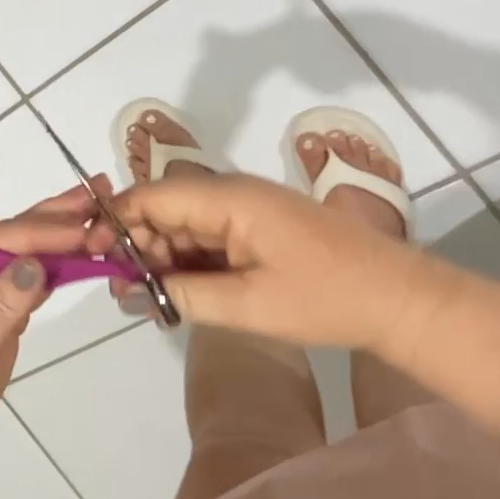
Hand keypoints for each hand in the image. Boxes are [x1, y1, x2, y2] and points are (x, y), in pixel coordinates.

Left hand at [0, 181, 114, 457]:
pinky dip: (60, 268)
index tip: (82, 225)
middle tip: (101, 194)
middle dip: (55, 219)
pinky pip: (33, 281)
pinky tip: (86, 254)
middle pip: (12, 238)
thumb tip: (34, 263)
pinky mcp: (2, 312)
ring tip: (102, 216)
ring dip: (63, 238)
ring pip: (27, 255)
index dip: (39, 231)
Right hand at [109, 172, 458, 352]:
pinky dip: (187, 260)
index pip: (151, 197)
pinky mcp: (258, 227)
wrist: (405, 302)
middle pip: (162, 208)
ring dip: (160, 255)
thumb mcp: (249, 305)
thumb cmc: (328, 299)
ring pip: (181, 223)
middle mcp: (232, 193)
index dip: (115, 222)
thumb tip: (128, 294)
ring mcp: (246, 209)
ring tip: (149, 296)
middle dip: (136, 244)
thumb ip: (182, 295)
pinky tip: (180, 290)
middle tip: (123, 289)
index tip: (93, 258)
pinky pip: (206, 236)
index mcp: (229, 198)